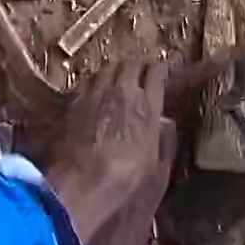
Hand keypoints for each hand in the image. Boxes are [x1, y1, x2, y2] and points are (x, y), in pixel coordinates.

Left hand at [46, 59, 166, 239]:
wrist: (86, 181)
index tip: (160, 70)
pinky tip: (96, 90)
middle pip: (132, 63)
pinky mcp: (78, 100)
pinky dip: (96, 81)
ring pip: (108, 67)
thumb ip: (163, 138)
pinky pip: (89, 81)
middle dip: (137, 64)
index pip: (156, 72)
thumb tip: (165, 123)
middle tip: (139, 69)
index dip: (159, 68)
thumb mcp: (157, 164)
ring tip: (117, 75)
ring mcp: (98, 92)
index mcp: (148, 105)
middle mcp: (124, 91)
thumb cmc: (127, 177)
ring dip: (115, 69)